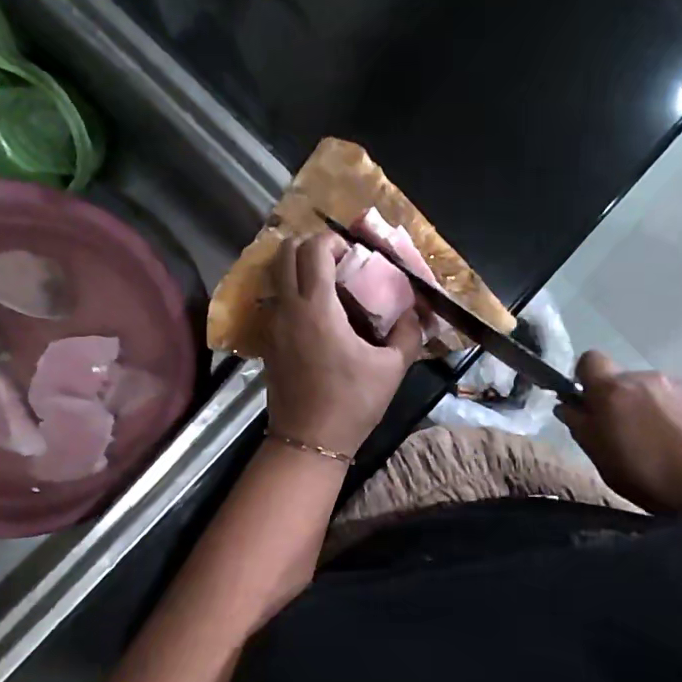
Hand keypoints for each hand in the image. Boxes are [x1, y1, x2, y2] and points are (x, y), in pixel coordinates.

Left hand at [262, 233, 422, 456]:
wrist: (308, 440)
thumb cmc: (352, 403)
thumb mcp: (392, 369)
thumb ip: (407, 334)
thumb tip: (414, 314)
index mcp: (316, 308)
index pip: (313, 250)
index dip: (332, 240)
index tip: (352, 252)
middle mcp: (288, 309)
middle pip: (284, 253)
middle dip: (309, 246)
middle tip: (336, 261)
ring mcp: (272, 326)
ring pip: (275, 277)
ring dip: (297, 268)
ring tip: (326, 284)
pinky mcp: (267, 343)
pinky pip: (275, 302)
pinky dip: (290, 293)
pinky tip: (315, 314)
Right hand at [558, 351, 681, 519]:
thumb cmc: (657, 475)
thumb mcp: (606, 463)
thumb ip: (585, 431)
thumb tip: (570, 409)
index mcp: (612, 390)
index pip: (587, 362)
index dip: (583, 381)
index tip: (585, 409)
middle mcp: (645, 378)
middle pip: (621, 381)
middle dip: (616, 403)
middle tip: (620, 439)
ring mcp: (680, 386)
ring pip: (650, 395)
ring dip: (646, 415)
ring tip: (657, 452)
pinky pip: (676, 406)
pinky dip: (673, 422)